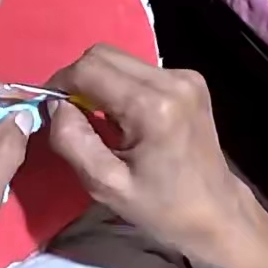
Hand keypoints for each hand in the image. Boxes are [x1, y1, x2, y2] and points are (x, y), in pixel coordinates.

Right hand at [45, 45, 267, 267]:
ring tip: (99, 120)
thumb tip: (54, 104)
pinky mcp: (190, 80)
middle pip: (103, 54)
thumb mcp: (106, 185)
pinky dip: (121, 86)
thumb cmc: (161, 208)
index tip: (51, 108)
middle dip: (78, 79)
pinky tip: (125, 117)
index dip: (60, 83)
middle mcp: (171, 80)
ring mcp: (185, 76)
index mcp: (151, 106)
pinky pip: (139, 70)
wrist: (217, 213)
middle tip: (72, 115)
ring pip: (120, 58)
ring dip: (100, 82)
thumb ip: (72, 141)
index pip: (88, 69)